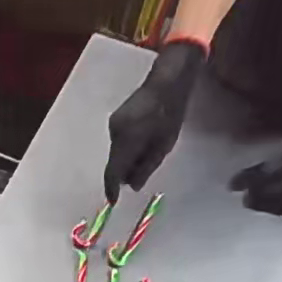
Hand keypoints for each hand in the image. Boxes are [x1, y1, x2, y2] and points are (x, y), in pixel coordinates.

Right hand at [104, 40, 205, 202]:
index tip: (113, 202)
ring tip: (144, 155)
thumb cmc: (170, 114)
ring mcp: (113, 125)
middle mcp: (115, 134)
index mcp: (127, 141)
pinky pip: (118, 142)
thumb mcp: (163, 147)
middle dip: (123, 173)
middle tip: (138, 175)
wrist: (167, 80)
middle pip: (114, 163)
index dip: (111, 189)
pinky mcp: (115, 119)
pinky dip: (126, 148)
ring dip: (126, 159)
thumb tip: (131, 186)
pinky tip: (140, 143)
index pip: (113, 172)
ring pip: (116, 152)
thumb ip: (146, 168)